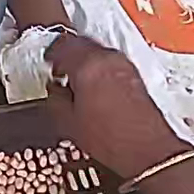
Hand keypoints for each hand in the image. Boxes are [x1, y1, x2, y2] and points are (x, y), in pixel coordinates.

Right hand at [45, 34, 190, 178]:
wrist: (145, 149)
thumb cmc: (112, 139)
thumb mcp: (69, 123)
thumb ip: (55, 99)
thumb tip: (53, 89)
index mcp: (87, 66)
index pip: (63, 45)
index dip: (51, 54)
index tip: (48, 62)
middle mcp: (108, 59)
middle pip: (82, 43)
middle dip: (67, 54)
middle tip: (58, 68)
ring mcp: (124, 65)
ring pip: (97, 51)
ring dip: (84, 60)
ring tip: (74, 79)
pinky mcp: (134, 75)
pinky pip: (110, 62)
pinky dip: (98, 68)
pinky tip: (93, 87)